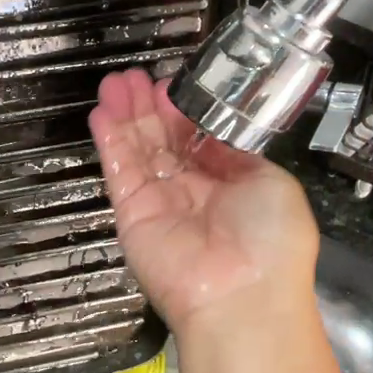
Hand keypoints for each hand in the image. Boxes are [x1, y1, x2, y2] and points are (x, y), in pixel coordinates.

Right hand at [89, 69, 318, 329]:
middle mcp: (190, 191)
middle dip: (148, 107)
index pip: (197, 139)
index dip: (183, 110)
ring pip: (137, 151)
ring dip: (125, 116)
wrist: (240, 295)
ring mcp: (158, 203)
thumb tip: (212, 128)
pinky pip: (119, 171)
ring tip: (114, 82)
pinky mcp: (131, 214)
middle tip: (132, 76)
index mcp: (229, 184)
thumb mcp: (270, 182)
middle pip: (162, 141)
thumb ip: (235, 151)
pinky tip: (102, 113)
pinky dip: (110, 141)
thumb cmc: (270, 240)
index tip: (170, 83)